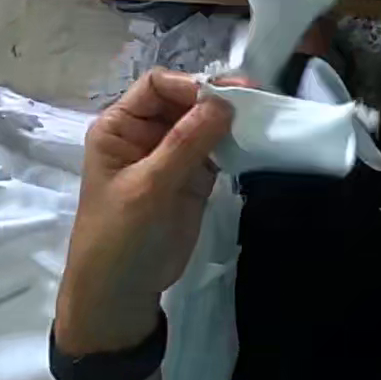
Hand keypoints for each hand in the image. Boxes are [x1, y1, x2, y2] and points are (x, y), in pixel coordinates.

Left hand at [58, 69, 232, 353]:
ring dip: (230, 119)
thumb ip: (184, 144)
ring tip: (261, 117)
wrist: (122, 294)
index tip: (224, 97)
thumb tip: (223, 102)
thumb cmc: (119, 237)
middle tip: (255, 100)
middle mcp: (146, 133)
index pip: (157, 86)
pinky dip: (236, 143)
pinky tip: (254, 140)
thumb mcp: (147, 188)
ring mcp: (173, 155)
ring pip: (205, 122)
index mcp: (121, 127)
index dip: (189, 85)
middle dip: (216, 98)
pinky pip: (218, 148)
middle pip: (185, 100)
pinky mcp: (195, 177)